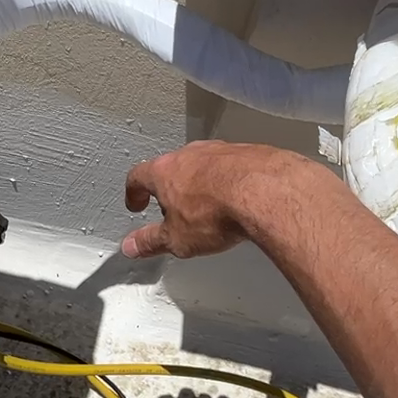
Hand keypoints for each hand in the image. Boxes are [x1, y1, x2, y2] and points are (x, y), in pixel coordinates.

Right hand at [122, 141, 327, 258]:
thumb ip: (151, 241)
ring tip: (208, 207)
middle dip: (170, 187)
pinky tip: (237, 200)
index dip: (134, 192)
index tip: (137, 202)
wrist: (265, 193)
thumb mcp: (176, 239)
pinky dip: (229, 181)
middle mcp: (190, 155)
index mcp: (164, 171)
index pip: (138, 176)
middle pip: (171, 167)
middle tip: (173, 208)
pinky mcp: (249, 152)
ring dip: (201, 182)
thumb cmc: (217, 212)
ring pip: (203, 164)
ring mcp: (221, 151)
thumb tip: (132, 246)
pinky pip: (232, 166)